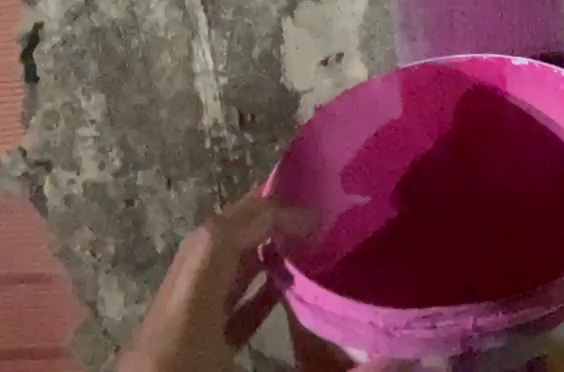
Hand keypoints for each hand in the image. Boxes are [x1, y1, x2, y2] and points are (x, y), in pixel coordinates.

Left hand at [117, 191, 404, 371]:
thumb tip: (402, 356)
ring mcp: (161, 345)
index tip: (314, 220)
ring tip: (300, 239)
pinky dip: (239, 291)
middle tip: (309, 207)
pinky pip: (202, 310)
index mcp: (182, 327)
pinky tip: (277, 294)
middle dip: (255, 218)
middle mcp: (165, 325)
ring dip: (248, 251)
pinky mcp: (166, 362)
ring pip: (201, 275)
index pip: (218, 240)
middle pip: (204, 246)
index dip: (267, 215)